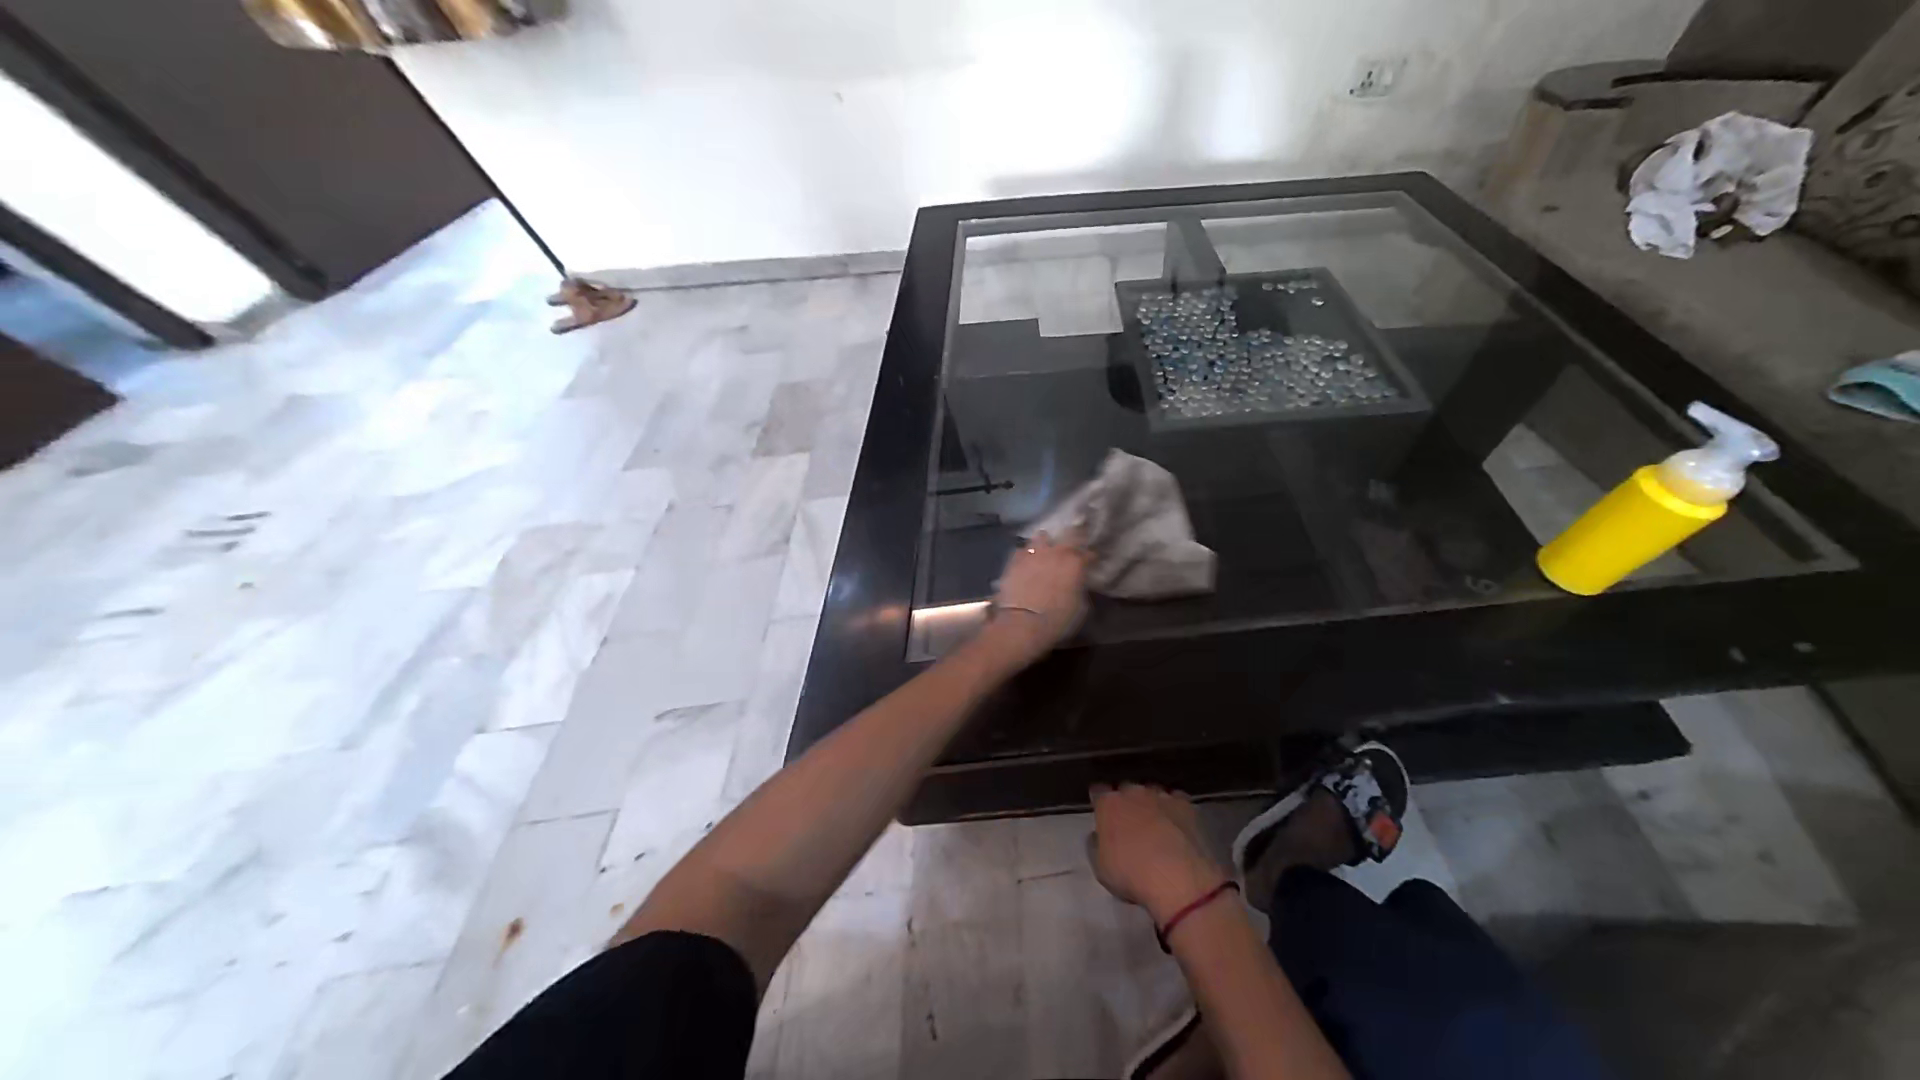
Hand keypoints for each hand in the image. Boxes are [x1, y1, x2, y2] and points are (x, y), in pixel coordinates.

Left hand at [978, 530, 1088, 667]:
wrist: (1023, 623)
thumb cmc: (1057, 619)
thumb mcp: (1080, 607)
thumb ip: (1080, 588)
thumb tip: (1077, 582)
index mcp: (1075, 562)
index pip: (1088, 553)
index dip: (1090, 558)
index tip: (1090, 562)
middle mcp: (1055, 551)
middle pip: (1068, 534)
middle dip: (1072, 538)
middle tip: (1071, 547)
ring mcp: (1033, 553)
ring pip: (1041, 536)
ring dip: (1045, 542)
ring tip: (1044, 549)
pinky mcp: (1014, 560)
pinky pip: (1022, 550)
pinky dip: (1026, 553)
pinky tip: (1026, 561)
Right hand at [1089, 784, 1232, 924]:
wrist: (1178, 878)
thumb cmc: (1132, 875)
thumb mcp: (1100, 867)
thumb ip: (1096, 845)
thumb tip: (1098, 835)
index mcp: (1108, 804)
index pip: (1097, 792)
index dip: (1099, 803)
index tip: (1101, 814)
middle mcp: (1133, 792)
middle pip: (1126, 790)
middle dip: (1126, 803)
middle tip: (1129, 825)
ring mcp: (1161, 796)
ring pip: (1151, 793)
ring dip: (1150, 805)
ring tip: (1156, 826)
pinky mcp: (1186, 805)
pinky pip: (1175, 801)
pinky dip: (1173, 810)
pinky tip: (1176, 826)